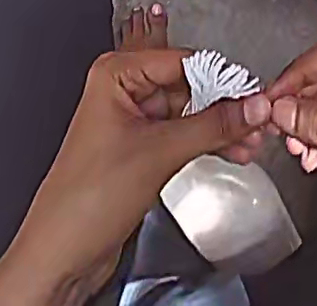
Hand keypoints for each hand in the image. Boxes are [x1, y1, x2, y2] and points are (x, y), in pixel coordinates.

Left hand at [0, 49, 268, 303]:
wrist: (60, 255)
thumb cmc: (84, 200)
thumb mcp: (159, 153)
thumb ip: (212, 125)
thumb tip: (250, 105)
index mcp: (117, 72)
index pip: (184, 60)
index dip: (222, 77)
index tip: (254, 92)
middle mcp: (124, 88)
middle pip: (189, 84)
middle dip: (224, 104)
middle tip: (256, 117)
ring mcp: (133, 118)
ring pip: (189, 110)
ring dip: (220, 126)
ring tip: (250, 138)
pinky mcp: (141, 145)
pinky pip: (182, 132)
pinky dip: (207, 140)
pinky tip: (232, 148)